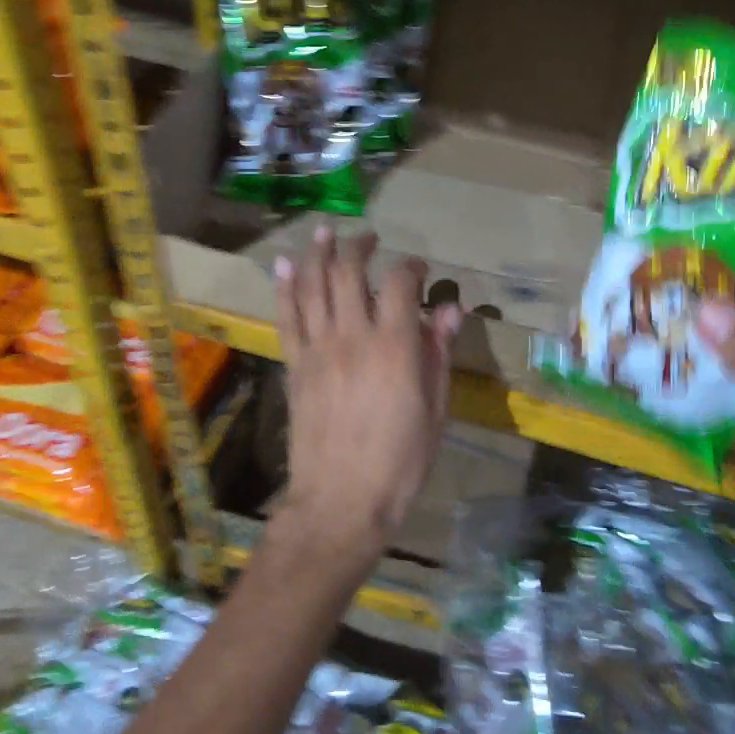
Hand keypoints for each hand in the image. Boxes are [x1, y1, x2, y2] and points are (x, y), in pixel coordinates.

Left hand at [273, 226, 462, 555]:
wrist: (340, 502)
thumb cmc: (399, 464)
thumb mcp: (434, 412)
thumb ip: (438, 354)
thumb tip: (451, 309)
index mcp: (394, 347)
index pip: (400, 284)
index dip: (411, 267)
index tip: (419, 270)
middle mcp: (352, 336)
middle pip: (349, 272)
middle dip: (360, 247)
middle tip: (369, 239)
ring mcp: (317, 350)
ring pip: (312, 285)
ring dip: (318, 253)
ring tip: (325, 232)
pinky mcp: (294, 366)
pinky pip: (286, 317)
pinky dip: (284, 287)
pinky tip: (283, 264)